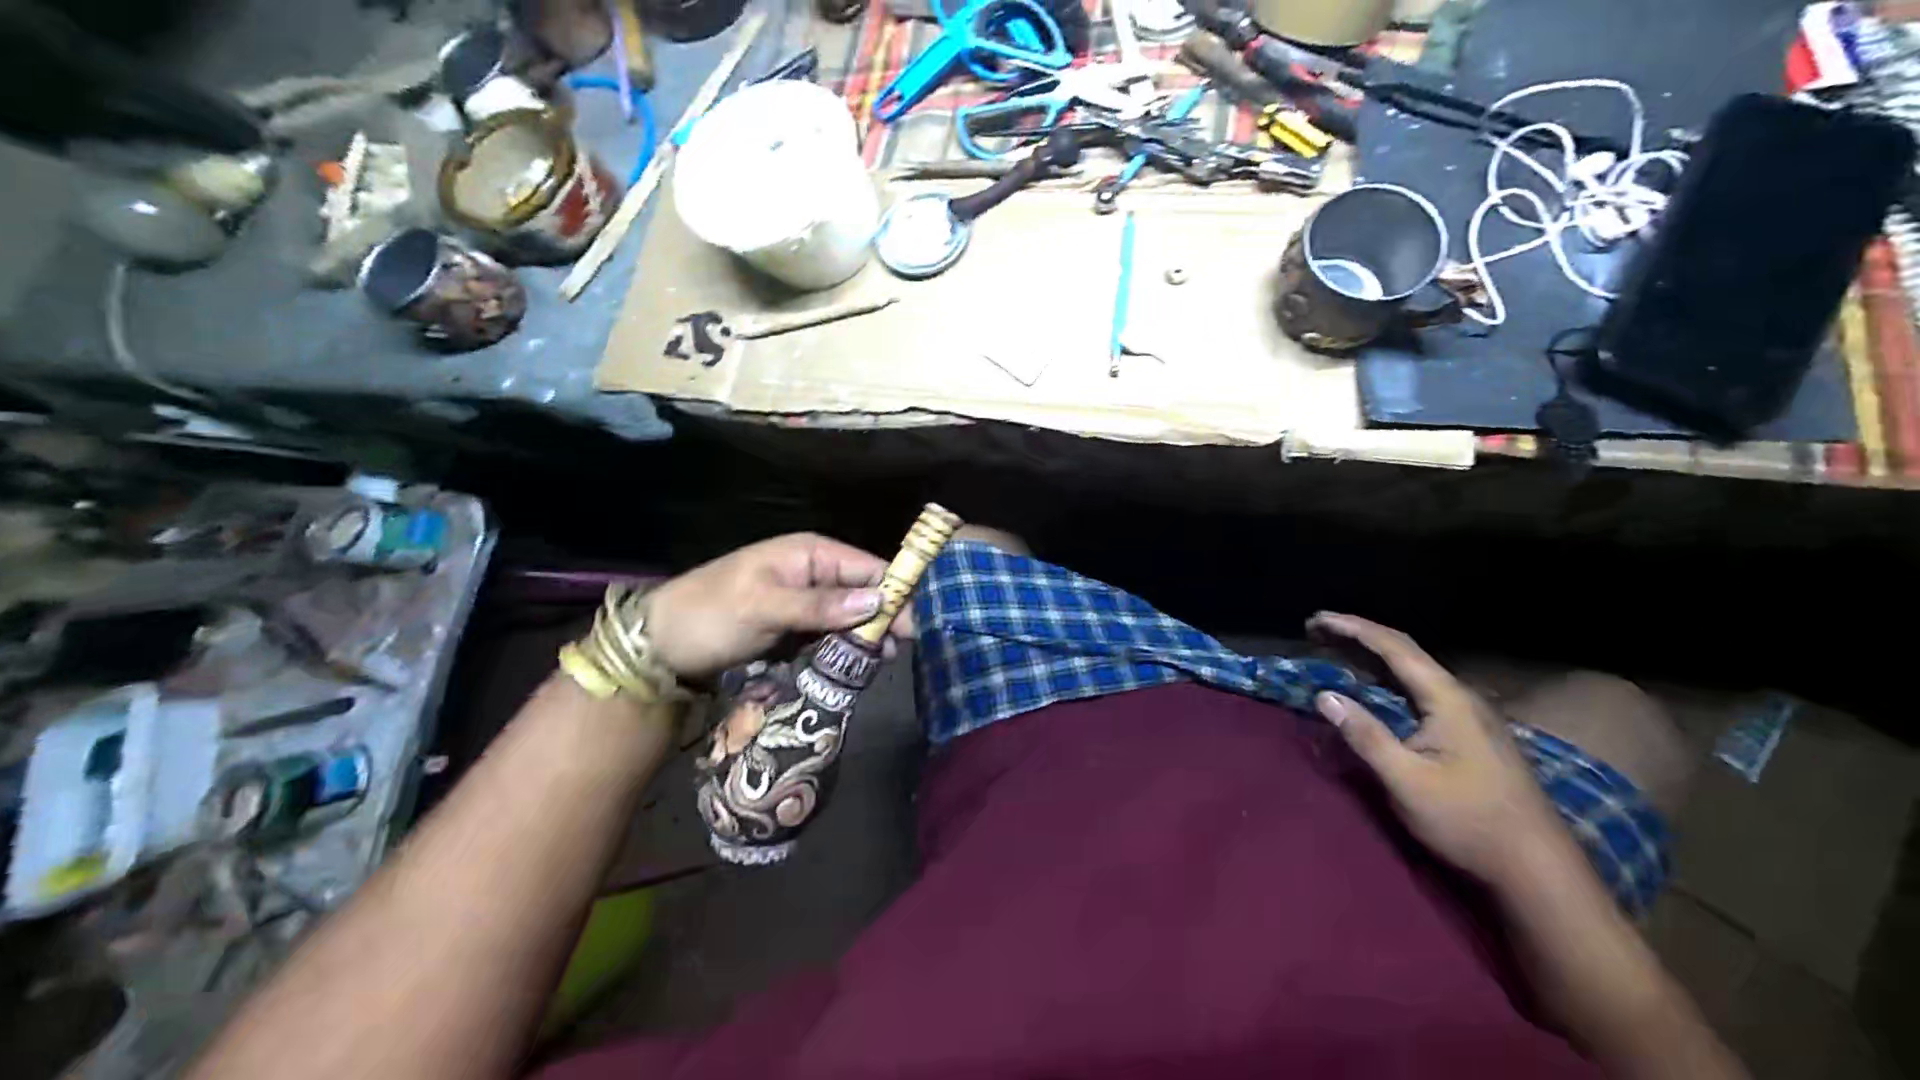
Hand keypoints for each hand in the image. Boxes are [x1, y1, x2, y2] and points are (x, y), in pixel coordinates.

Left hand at [645, 533, 911, 680]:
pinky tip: (856, 666)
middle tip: (899, 651)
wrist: (661, 643)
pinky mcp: (795, 627)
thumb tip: (877, 600)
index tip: (915, 626)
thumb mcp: (764, 606)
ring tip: (880, 664)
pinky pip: (830, 634)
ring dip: (865, 637)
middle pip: (863, 592)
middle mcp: (813, 572)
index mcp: (809, 554)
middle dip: (883, 618)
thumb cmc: (711, 614)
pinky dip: (843, 648)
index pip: (867, 568)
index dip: (894, 592)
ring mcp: (804, 601)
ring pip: (850, 616)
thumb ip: (821, 605)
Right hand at [1307, 612, 1580, 889]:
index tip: (1314, 621)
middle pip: (1405, 653)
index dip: (1351, 629)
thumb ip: (1365, 734)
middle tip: (1316, 631)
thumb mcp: (1406, 780)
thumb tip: (1324, 695)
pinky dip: (1388, 679)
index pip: (1394, 647)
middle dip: (1358, 637)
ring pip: (1414, 672)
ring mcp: (1471, 716)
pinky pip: (1421, 691)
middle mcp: (1462, 697)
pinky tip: (1374, 688)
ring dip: (1373, 657)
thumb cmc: (1468, 820)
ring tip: (1336, 651)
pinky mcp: (1471, 734)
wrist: (1537, 868)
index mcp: (1448, 699)